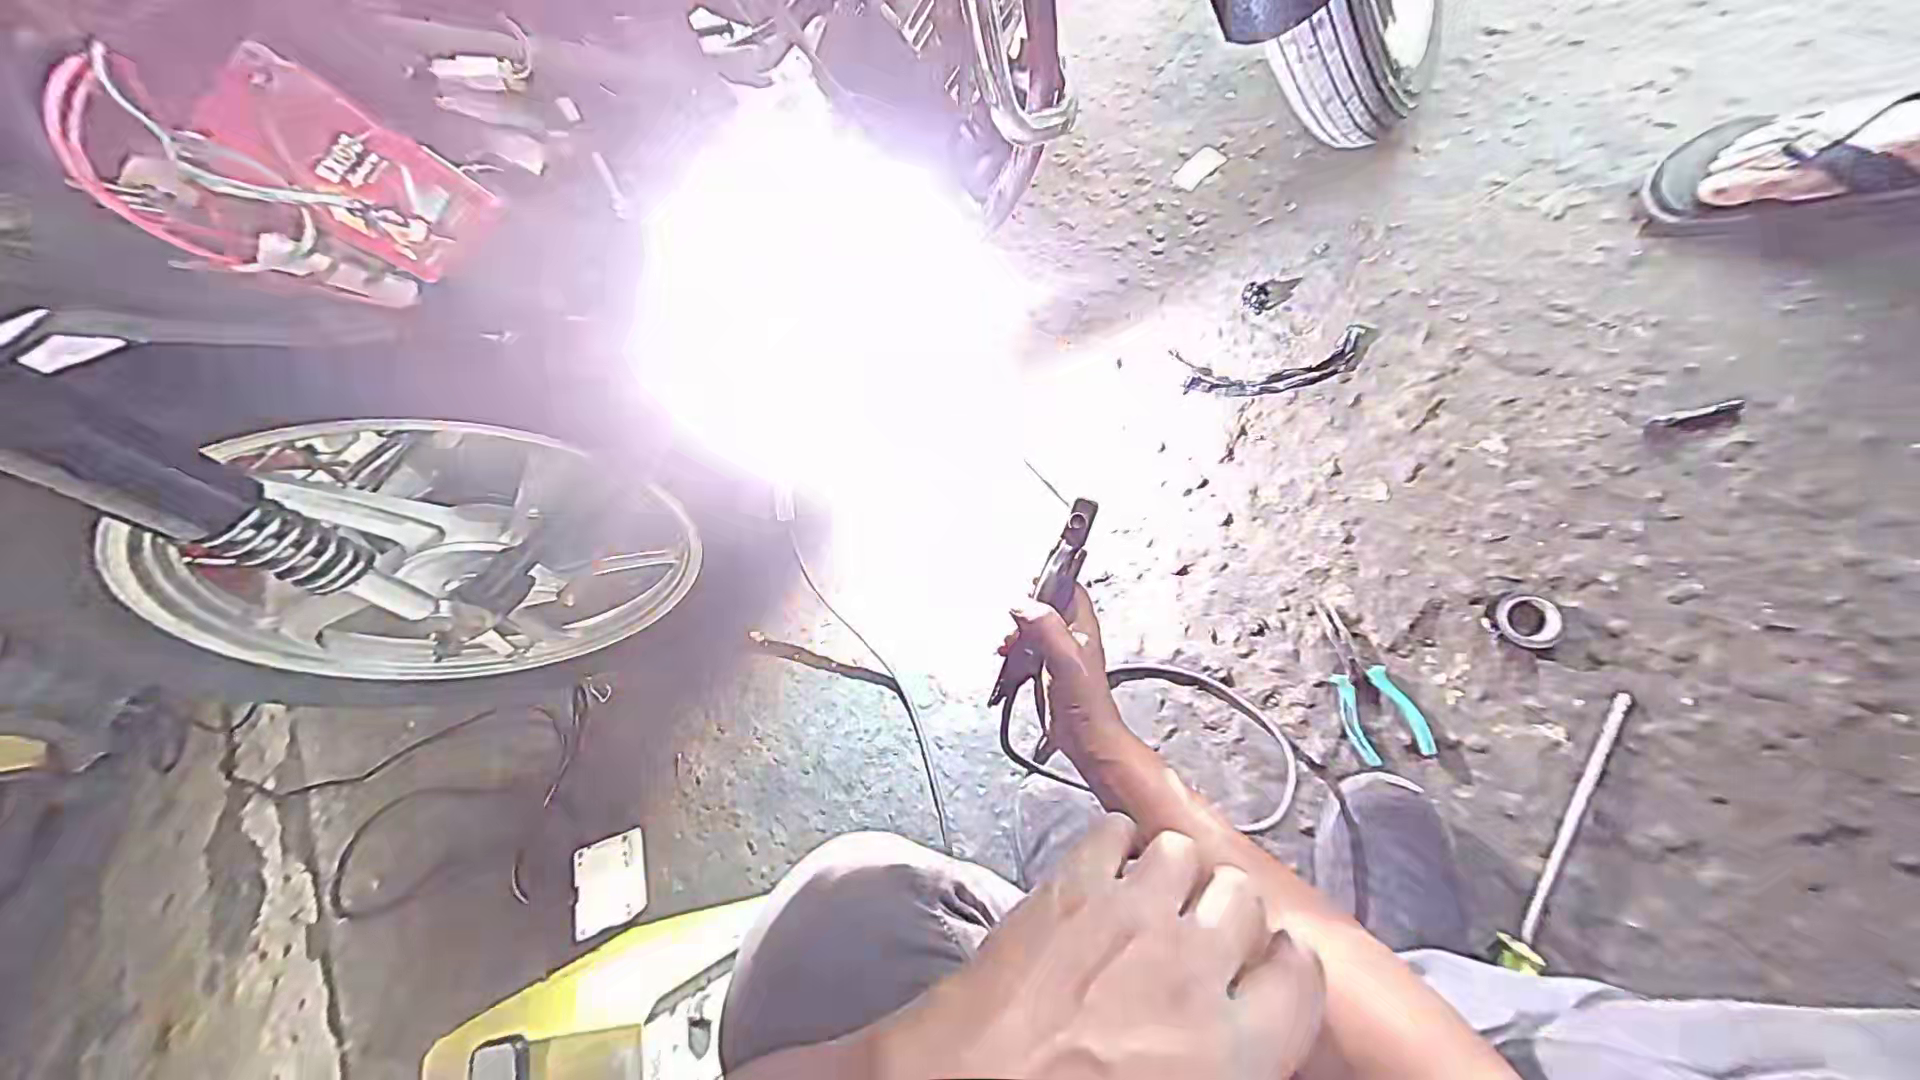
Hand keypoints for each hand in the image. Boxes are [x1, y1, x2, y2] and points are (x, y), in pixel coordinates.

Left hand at [875, 813, 1326, 1079]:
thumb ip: (1227, 1055)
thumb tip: (1238, 1026)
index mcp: (1233, 1047)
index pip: (1300, 977)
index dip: (1287, 962)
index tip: (1271, 957)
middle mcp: (1190, 964)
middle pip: (1242, 896)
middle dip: (1228, 907)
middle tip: (1202, 923)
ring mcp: (1129, 911)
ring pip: (1182, 851)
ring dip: (1175, 868)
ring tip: (1154, 889)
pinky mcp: (1074, 880)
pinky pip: (1115, 830)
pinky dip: (1117, 840)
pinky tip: (1109, 862)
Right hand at [1000, 585, 1117, 756]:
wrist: (1085, 737)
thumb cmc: (1085, 702)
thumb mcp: (1065, 658)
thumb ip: (1046, 627)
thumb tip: (1023, 604)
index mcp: (1082, 626)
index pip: (1069, 588)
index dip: (1050, 581)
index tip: (1027, 583)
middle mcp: (1072, 635)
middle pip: (1046, 606)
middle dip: (1025, 609)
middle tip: (1013, 622)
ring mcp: (1059, 652)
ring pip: (1034, 626)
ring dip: (1016, 630)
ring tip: (1007, 642)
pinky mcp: (1048, 668)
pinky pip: (1027, 647)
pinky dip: (1014, 648)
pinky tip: (1007, 657)